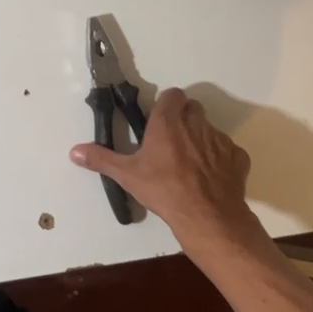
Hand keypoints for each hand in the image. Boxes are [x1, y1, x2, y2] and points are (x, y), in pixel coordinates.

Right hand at [70, 87, 258, 251]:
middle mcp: (196, 124)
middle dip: (183, 117)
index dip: (165, 104)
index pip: (172, 95)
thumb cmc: (164, 190)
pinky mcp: (237, 158)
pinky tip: (209, 176)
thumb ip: (101, 159)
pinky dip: (219, 158)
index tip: (157, 119)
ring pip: (209, 128)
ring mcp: (220, 140)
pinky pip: (227, 150)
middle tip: (170, 140)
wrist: (208, 217)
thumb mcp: (127, 175)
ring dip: (200, 137)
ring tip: (189, 162)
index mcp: (168, 122)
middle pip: (192, 108)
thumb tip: (74, 151)